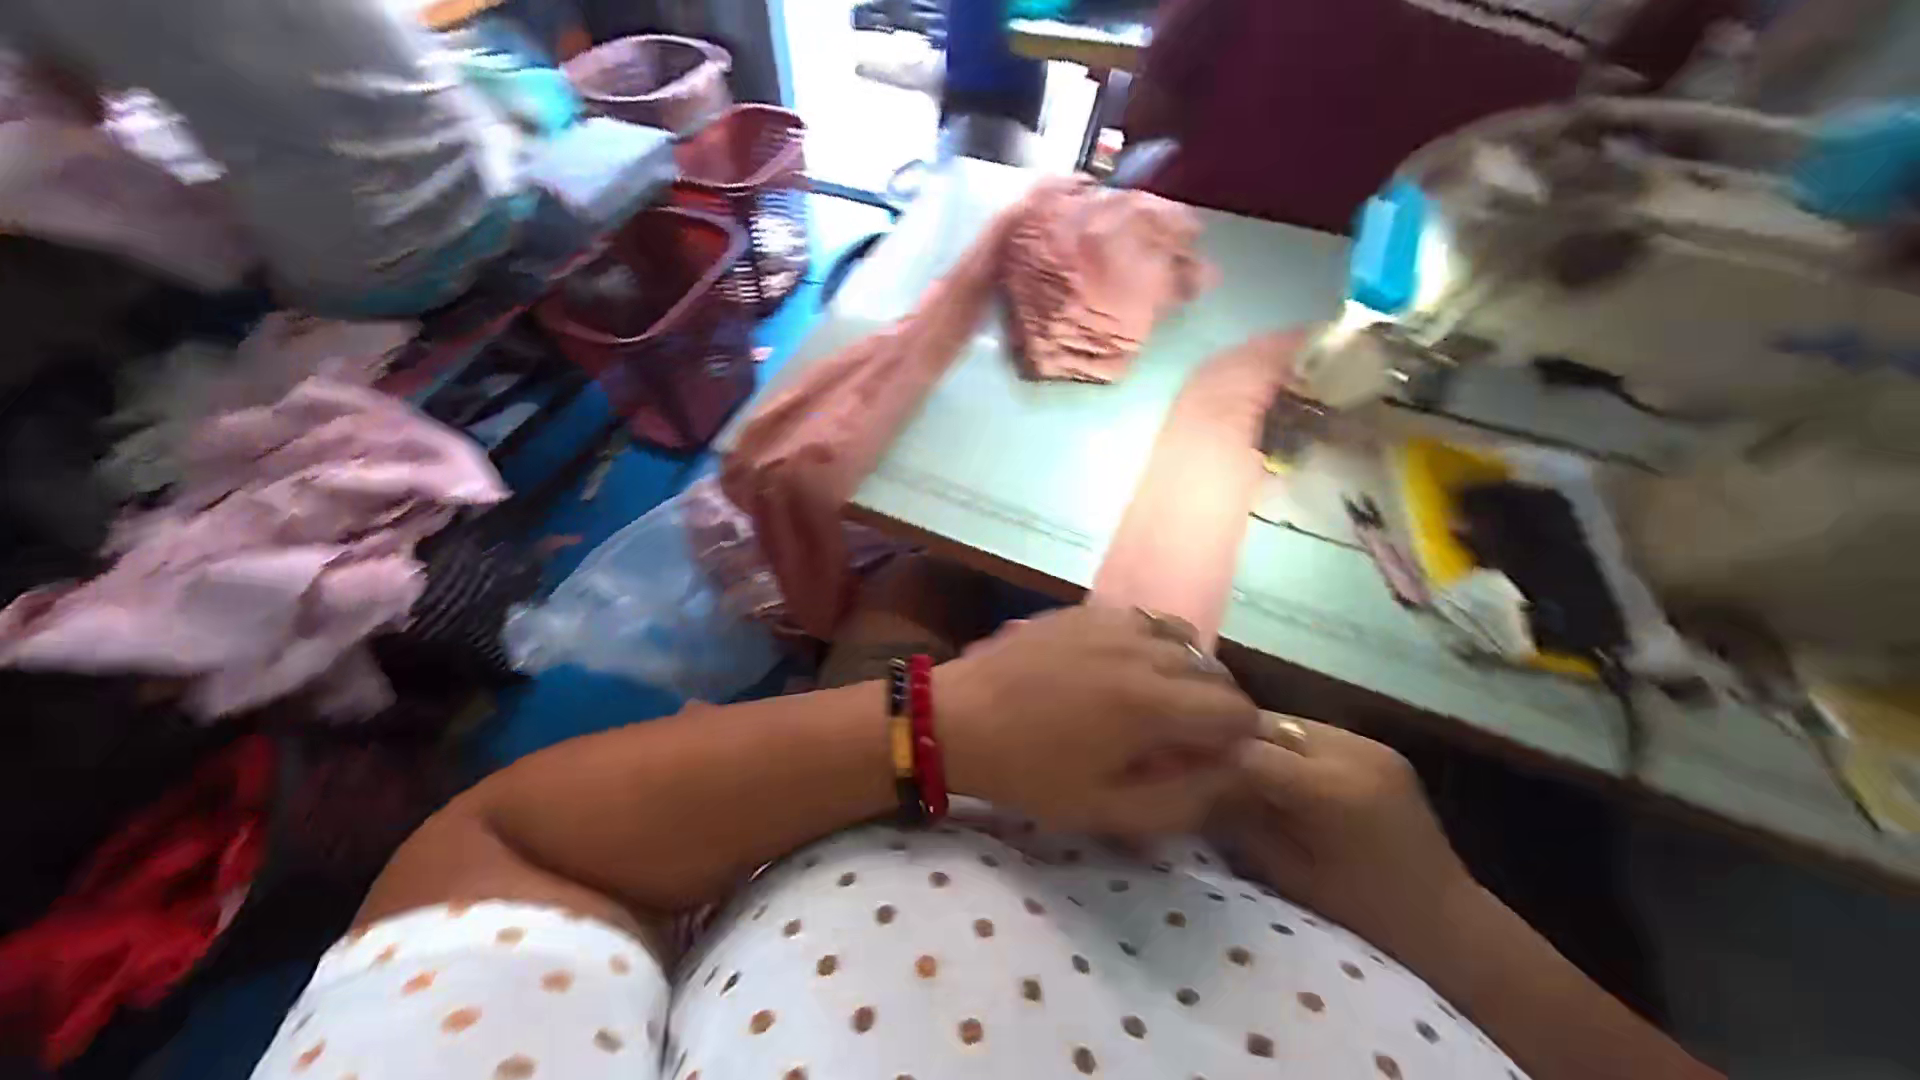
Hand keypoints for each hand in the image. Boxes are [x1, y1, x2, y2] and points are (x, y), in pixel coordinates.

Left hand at [934, 606, 1257, 835]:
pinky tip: (1126, 666)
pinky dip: (1153, 643)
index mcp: (1151, 703)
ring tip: (1161, 697)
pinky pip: (1142, 619)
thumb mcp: (1104, 808)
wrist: (959, 718)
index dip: (1238, 738)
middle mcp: (1141, 650)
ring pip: (1181, 638)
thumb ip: (1180, 799)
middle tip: (1186, 734)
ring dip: (1186, 669)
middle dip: (1214, 705)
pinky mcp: (1084, 609)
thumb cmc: (1029, 771)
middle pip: (1213, 671)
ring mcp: (1111, 621)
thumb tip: (1230, 774)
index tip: (1215, 756)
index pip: (1236, 709)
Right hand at [1209, 716, 1475, 961]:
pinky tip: (1279, 770)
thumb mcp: (1285, 871)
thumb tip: (1192, 780)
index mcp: (1332, 789)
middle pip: (1267, 724)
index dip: (1209, 756)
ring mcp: (1371, 744)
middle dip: (1230, 741)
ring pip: (1287, 721)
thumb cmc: (1360, 914)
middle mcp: (1354, 752)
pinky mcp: (1378, 747)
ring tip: (1239, 765)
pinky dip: (1287, 745)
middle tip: (1201, 761)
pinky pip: (1313, 731)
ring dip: (1258, 740)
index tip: (1180, 766)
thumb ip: (1237, 818)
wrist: (1449, 927)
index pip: (1247, 750)